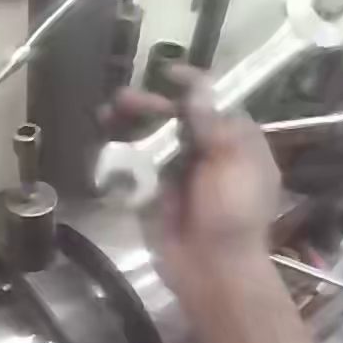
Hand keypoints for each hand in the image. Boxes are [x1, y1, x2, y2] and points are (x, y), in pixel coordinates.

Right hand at [106, 67, 280, 303]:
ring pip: (156, 140)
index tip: (167, 73)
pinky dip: (125, 156)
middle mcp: (209, 153)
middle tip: (121, 101)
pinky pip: (140, 168)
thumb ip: (213, 124)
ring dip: (132, 127)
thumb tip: (199, 86)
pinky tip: (107, 147)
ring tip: (106, 118)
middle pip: (178, 119)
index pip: (215, 103)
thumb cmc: (232, 215)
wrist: (213, 270)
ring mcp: (182, 175)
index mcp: (237, 143)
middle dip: (150, 107)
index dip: (192, 85)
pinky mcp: (158, 195)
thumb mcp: (231, 164)